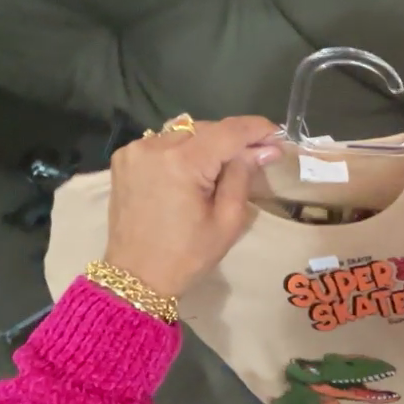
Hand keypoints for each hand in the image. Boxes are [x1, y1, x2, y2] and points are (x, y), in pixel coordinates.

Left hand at [103, 115, 283, 297]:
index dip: (256, 129)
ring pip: (183, 131)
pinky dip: (186, 149)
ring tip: (228, 163)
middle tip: (260, 153)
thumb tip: (266, 149)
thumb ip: (243, 177)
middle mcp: (154, 146)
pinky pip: (163, 142)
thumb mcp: (228, 220)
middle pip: (205, 127)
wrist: (138, 275)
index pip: (228, 132)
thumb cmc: (189, 254)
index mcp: (182, 163)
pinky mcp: (124, 158)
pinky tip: (196, 169)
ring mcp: (134, 150)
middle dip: (234, 137)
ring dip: (210, 142)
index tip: (278, 133)